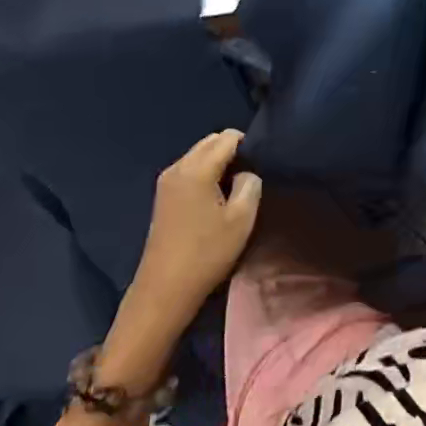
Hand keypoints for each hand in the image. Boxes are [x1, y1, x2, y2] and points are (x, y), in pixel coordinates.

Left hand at [136, 130, 262, 312]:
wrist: (165, 287)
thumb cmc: (207, 252)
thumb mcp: (242, 219)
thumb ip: (250, 185)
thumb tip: (247, 173)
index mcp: (197, 169)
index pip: (227, 138)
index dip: (249, 144)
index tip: (263, 164)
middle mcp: (178, 167)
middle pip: (210, 142)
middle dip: (232, 150)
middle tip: (250, 176)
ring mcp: (166, 181)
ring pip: (198, 155)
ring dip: (218, 163)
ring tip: (235, 188)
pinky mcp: (163, 196)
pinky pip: (189, 170)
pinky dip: (205, 174)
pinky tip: (216, 198)